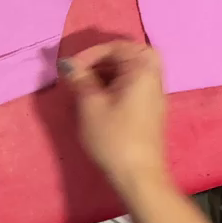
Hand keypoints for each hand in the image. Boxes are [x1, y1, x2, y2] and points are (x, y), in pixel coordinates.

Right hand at [60, 41, 169, 197]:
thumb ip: (79, 78)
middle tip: (81, 72)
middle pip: (129, 54)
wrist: (138, 176)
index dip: (90, 53)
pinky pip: (133, 84)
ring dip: (106, 72)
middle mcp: (153, 77)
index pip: (116, 46)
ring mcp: (154, 94)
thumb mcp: (90, 104)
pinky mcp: (149, 109)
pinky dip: (115, 84)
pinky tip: (98, 99)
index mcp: (142, 69)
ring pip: (130, 70)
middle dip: (101, 60)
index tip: (70, 69)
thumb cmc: (113, 137)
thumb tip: (67, 63)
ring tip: (85, 86)